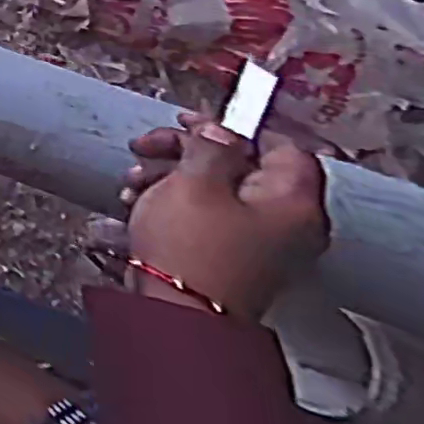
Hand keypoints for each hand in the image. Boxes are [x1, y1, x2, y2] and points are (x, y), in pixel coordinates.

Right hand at [121, 112, 329, 319]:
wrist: (176, 303)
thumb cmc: (188, 242)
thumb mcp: (193, 183)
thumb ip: (209, 149)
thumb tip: (219, 131)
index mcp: (291, 201)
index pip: (282, 148)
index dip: (236, 128)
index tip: (187, 120)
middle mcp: (285, 220)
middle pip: (240, 165)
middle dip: (186, 152)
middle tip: (144, 148)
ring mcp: (258, 238)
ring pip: (214, 187)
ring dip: (168, 175)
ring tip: (133, 182)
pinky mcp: (227, 250)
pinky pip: (203, 211)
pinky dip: (169, 199)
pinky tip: (137, 202)